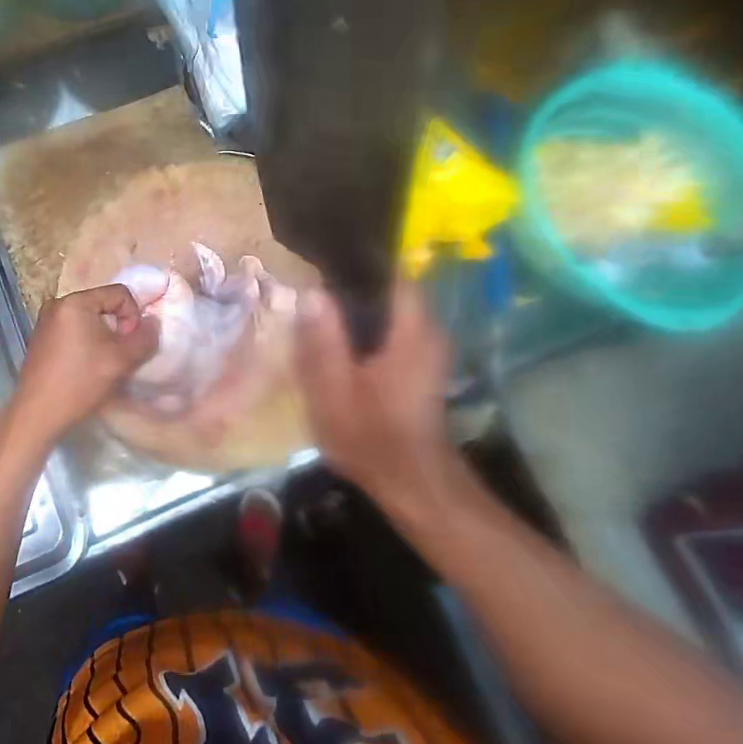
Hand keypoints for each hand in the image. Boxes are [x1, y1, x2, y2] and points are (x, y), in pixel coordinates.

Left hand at [8, 285, 157, 441]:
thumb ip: (145, 337)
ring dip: (104, 336)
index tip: (128, 343)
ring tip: (104, 362)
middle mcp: (57, 305)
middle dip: (118, 326)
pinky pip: (74, 330)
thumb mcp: (123, 359)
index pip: (120, 294)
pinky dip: (87, 342)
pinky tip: (86, 366)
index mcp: (75, 303)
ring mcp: (45, 322)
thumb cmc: (81, 381)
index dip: (133, 315)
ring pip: (90, 319)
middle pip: (104, 305)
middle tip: (120, 354)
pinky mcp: (41, 339)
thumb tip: (153, 323)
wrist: (38, 413)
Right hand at [295, 282, 456, 505]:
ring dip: (360, 311)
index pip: (391, 272)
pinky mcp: (424, 362)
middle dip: (353, 287)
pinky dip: (370, 331)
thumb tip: (312, 293)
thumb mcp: (335, 394)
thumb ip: (323, 343)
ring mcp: (429, 346)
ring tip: (322, 313)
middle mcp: (428, 330)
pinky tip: (343, 344)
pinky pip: (395, 330)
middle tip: (313, 290)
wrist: (413, 482)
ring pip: (391, 311)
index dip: (357, 263)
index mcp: (411, 330)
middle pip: (390, 289)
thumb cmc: (373, 439)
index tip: (324, 261)